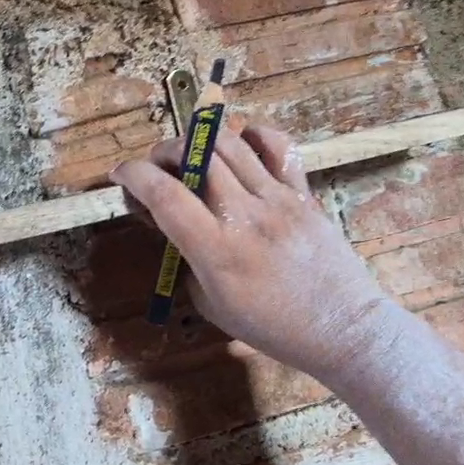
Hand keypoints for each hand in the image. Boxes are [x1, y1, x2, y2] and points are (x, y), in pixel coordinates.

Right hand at [109, 123, 400, 381]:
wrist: (343, 330)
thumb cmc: (272, 327)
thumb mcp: (211, 303)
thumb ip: (188, 258)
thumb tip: (176, 225)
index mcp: (216, 249)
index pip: (164, 194)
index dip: (133, 174)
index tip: (120, 174)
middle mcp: (245, 215)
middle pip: (195, 154)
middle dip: (163, 152)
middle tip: (158, 168)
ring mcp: (278, 199)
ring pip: (229, 142)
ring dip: (198, 140)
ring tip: (192, 155)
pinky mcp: (303, 193)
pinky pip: (278, 146)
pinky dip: (252, 134)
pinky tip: (239, 145)